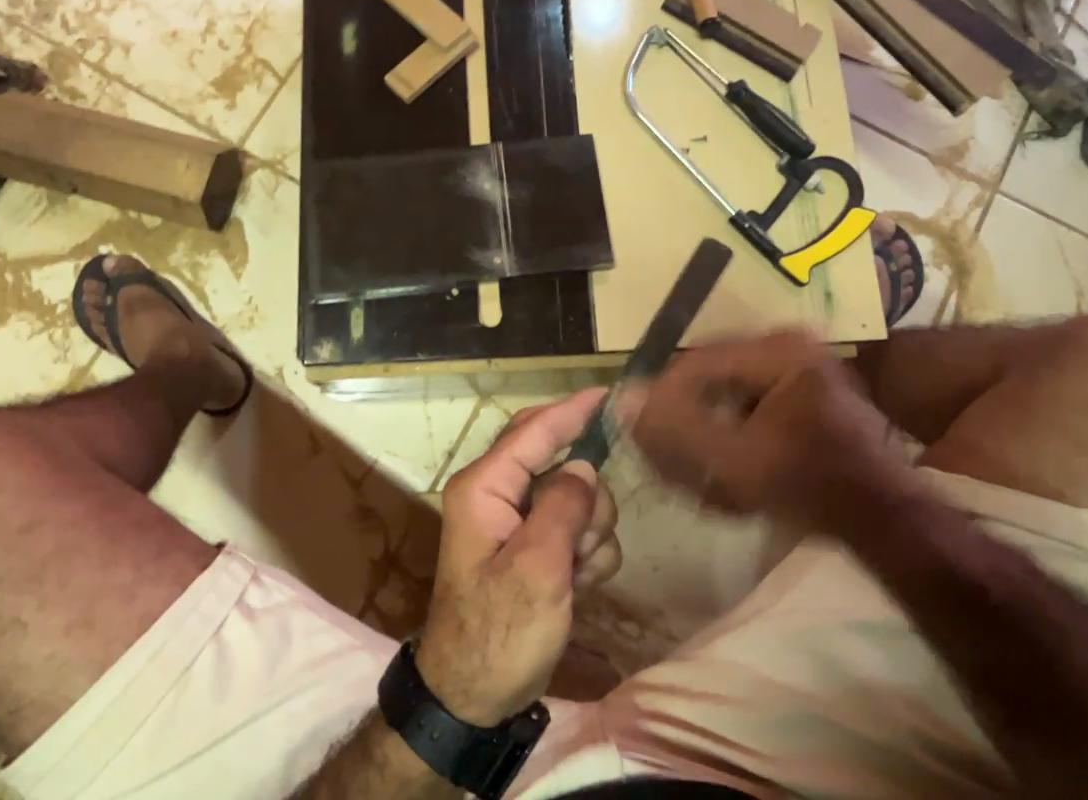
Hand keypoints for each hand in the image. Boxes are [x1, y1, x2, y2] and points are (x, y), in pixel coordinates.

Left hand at [416, 390, 621, 725]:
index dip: (573, 410)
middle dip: (586, 501)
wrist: (476, 695)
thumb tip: (584, 466)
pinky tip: (576, 588)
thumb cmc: (499, 632)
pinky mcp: (538, 551)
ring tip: (572, 576)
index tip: (611, 393)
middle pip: (563, 464)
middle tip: (582, 543)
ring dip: (589, 537)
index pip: (534, 431)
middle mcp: (500, 496)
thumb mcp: (536, 568)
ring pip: (579, 500)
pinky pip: (580, 532)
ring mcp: (520, 525)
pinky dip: (587, 558)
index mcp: (485, 488)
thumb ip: (563, 507)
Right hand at [630, 330, 906, 533]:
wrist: (885, 517)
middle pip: (706, 379)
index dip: (661, 401)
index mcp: (777, 349)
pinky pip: (743, 405)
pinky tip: (724, 471)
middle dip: (684, 422)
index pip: (692, 364)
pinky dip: (727, 435)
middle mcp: (786, 344)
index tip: (643, 439)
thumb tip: (621, 399)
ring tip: (696, 474)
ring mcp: (796, 365)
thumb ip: (675, 430)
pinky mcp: (799, 389)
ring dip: (702, 433)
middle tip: (668, 461)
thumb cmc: (813, 487)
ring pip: (721, 394)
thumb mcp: (736, 462)